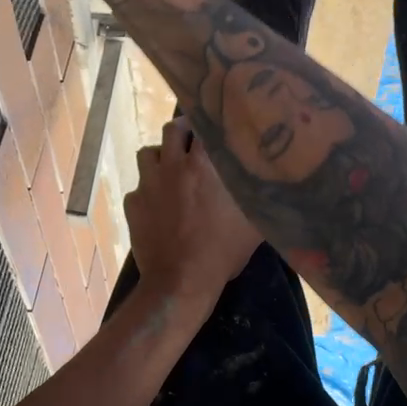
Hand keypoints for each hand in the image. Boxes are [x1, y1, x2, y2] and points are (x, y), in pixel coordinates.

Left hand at [124, 118, 262, 311]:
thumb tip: (274, 183)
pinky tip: (158, 206)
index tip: (214, 127)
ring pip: (148, 152)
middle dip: (182, 131)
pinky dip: (147, 191)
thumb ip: (256, 198)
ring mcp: (147, 183)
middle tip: (191, 141)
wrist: (180, 281)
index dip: (208, 125)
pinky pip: (138, 186)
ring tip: (170, 170)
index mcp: (202, 166)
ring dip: (160, 157)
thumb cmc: (222, 252)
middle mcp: (171, 166)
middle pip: (172, 129)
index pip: (203, 127)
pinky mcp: (132, 202)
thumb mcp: (252, 225)